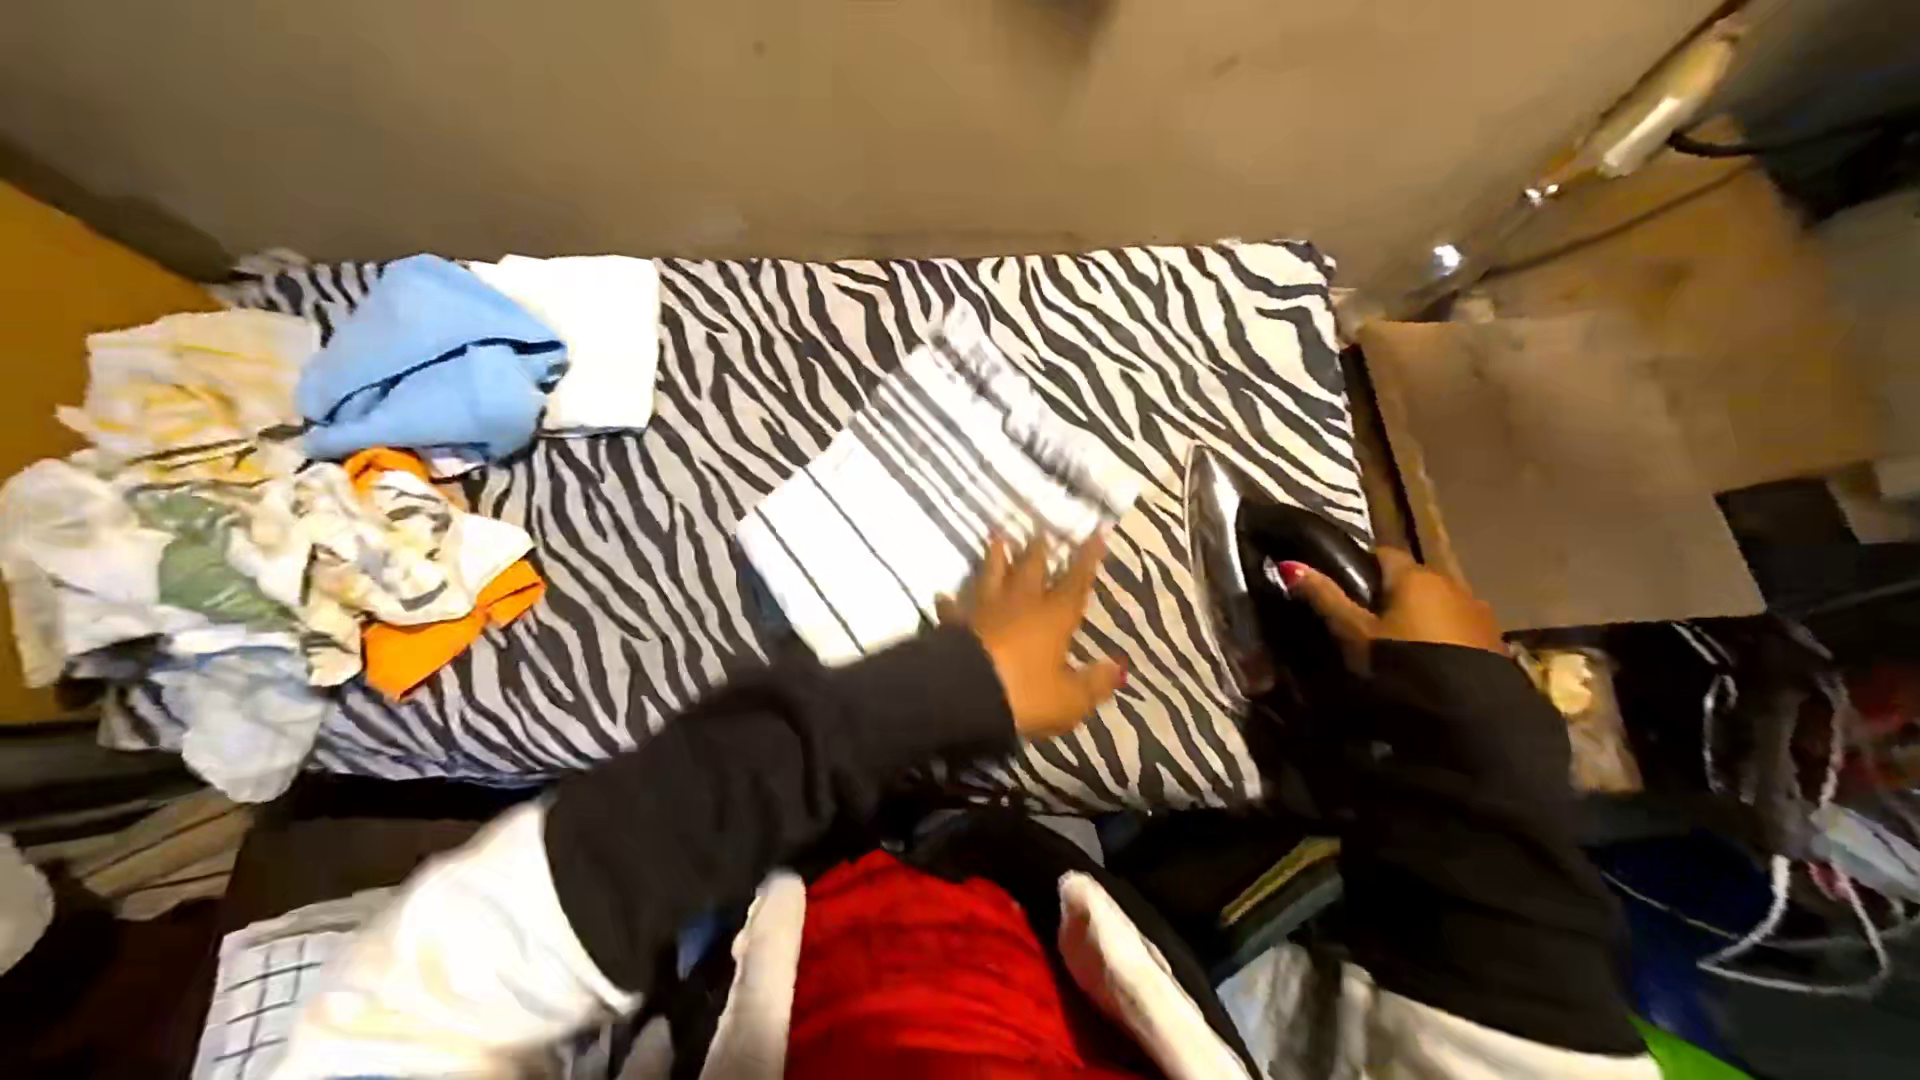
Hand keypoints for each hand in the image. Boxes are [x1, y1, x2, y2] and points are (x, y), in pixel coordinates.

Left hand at [937, 532, 1126, 739]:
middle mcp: (1019, 605)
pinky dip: (949, 602)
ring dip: (995, 558)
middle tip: (1039, 531)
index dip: (1087, 559)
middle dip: (1037, 551)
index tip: (1095, 532)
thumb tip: (1119, 667)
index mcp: (1053, 618)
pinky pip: (953, 609)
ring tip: (997, 538)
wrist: (964, 694)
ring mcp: (984, 612)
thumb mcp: (1069, 698)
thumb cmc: (1025, 694)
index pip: (1075, 583)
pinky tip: (942, 595)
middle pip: (1030, 571)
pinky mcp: (955, 625)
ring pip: (992, 577)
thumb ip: (1094, 682)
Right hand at [1278, 546, 1502, 671]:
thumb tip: (1288, 563)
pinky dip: (1437, 632)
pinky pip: (1455, 624)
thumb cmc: (1402, 662)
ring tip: (1393, 640)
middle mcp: (1451, 582)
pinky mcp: (1492, 639)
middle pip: (1410, 577)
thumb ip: (1324, 596)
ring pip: (1434, 601)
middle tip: (1361, 618)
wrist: (1470, 713)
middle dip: (1388, 591)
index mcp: (1415, 575)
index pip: (1381, 553)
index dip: (1358, 565)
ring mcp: (1477, 610)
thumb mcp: (1353, 631)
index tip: (1341, 585)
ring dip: (1416, 612)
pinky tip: (1424, 656)